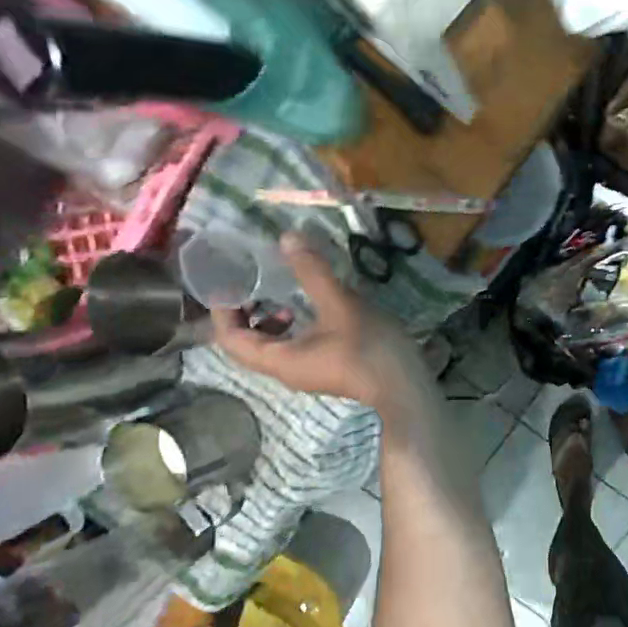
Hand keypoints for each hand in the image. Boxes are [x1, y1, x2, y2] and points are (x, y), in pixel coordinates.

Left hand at [212, 233, 431, 419]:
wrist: (404, 388)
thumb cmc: (369, 348)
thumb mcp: (340, 303)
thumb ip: (311, 271)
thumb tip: (286, 238)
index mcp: (278, 359)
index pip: (230, 339)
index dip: (222, 310)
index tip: (228, 280)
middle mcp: (282, 370)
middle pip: (243, 344)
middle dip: (240, 313)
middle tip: (248, 283)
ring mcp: (300, 372)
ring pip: (265, 346)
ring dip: (263, 320)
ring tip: (277, 295)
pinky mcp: (318, 369)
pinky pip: (286, 347)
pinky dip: (284, 327)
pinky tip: (305, 309)